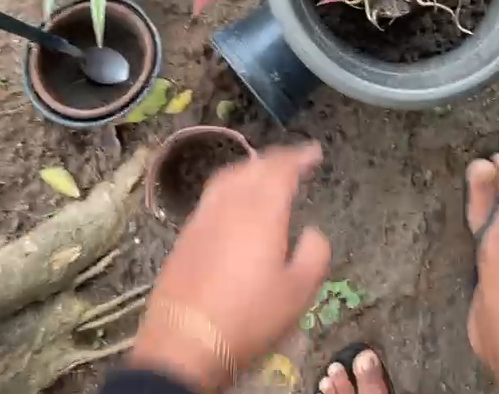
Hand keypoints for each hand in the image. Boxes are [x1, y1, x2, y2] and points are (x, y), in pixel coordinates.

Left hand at [129, 143, 331, 392]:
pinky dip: (231, 186)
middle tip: (295, 161)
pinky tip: (235, 202)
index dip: (301, 156)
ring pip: (230, 177)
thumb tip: (312, 232)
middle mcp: (231, 204)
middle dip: (278, 159)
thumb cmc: (248, 318)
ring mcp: (204, 216)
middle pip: (255, 166)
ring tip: (265, 174)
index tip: (314, 152)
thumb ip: (315, 253)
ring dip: (252, 168)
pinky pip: (213, 195)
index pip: (283, 168)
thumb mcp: (298, 293)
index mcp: (263, 210)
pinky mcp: (186, 234)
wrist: (184, 345)